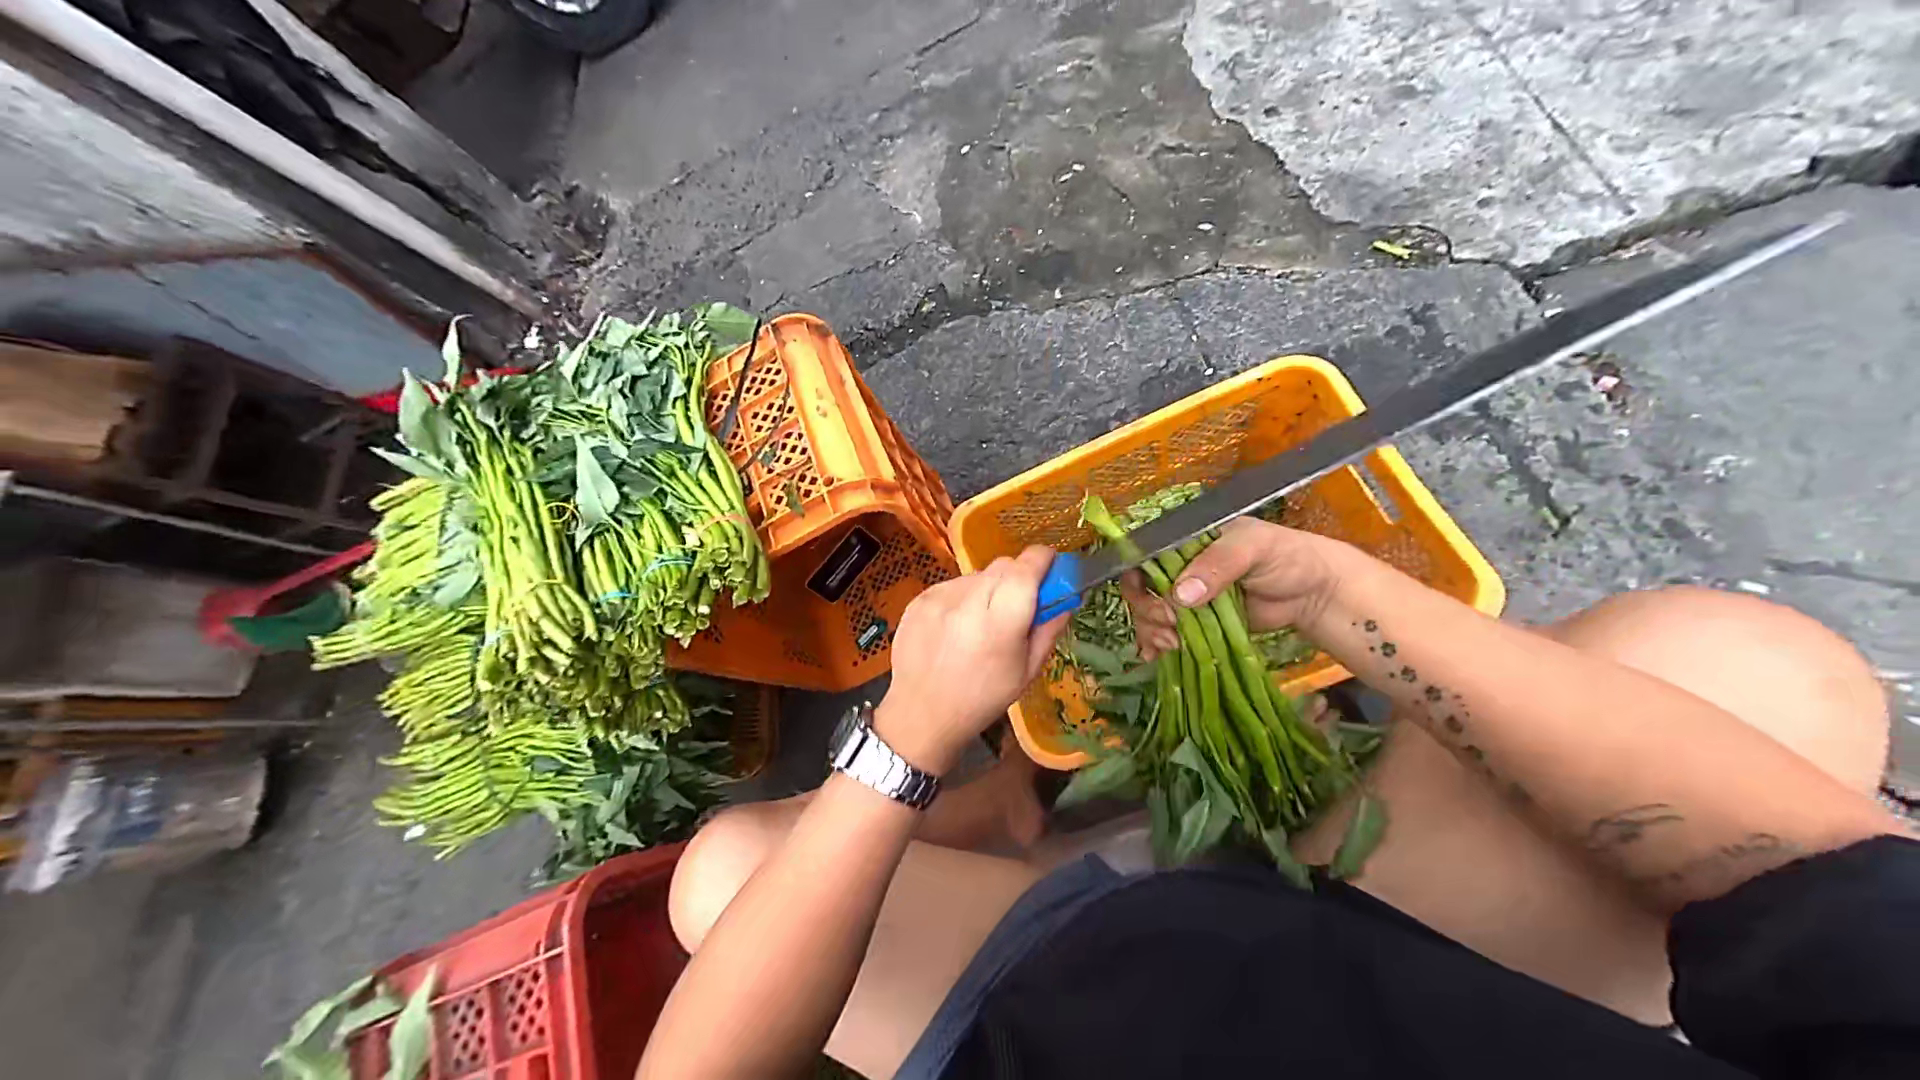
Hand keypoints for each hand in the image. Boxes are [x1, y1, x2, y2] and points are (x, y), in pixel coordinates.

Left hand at [875, 546, 1069, 773]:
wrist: (921, 714)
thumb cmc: (981, 700)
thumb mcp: (1026, 672)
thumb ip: (1049, 629)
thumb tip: (1067, 597)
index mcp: (1000, 624)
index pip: (1026, 568)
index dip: (1043, 559)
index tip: (1050, 564)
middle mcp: (968, 602)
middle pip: (1003, 566)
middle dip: (1018, 576)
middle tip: (1020, 602)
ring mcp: (939, 598)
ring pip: (977, 574)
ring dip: (989, 588)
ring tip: (983, 622)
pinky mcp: (919, 599)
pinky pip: (953, 585)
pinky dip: (963, 597)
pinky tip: (958, 627)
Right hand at [1124, 518, 1343, 660]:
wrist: (1315, 593)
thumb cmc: (1286, 556)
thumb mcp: (1252, 549)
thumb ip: (1216, 565)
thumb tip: (1180, 595)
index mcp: (1186, 538)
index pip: (1144, 552)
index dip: (1139, 574)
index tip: (1152, 595)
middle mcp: (1178, 564)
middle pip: (1141, 586)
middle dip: (1147, 608)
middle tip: (1168, 624)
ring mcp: (1186, 595)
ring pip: (1149, 611)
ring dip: (1151, 629)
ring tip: (1171, 643)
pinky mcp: (1195, 621)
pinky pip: (1165, 631)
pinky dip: (1156, 644)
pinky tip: (1156, 655)